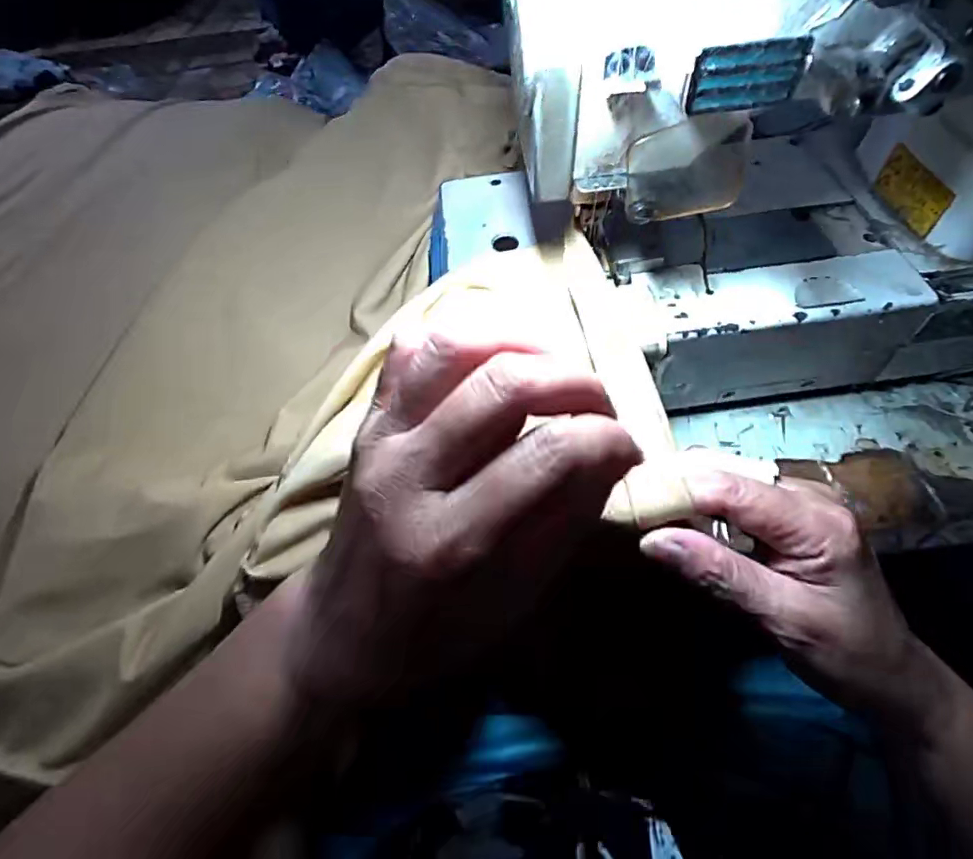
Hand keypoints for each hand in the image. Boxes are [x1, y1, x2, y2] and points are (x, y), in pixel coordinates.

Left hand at [283, 324, 641, 712]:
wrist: (344, 633)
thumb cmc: (439, 631)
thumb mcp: (519, 597)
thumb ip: (569, 517)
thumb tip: (616, 450)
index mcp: (451, 539)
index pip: (549, 453)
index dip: (607, 437)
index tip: (629, 446)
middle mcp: (407, 475)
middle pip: (504, 386)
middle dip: (576, 383)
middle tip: (602, 407)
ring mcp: (378, 438)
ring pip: (452, 349)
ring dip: (521, 345)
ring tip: (556, 370)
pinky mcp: (367, 420)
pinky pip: (410, 351)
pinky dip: (463, 339)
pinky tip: (497, 359)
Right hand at [639, 472, 943, 733]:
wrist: (893, 676)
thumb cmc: (846, 655)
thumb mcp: (780, 618)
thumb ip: (718, 573)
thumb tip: (654, 540)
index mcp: (816, 520)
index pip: (733, 488)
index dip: (680, 491)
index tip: (632, 503)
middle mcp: (812, 496)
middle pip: (731, 474)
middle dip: (681, 487)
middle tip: (633, 505)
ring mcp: (806, 501)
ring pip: (733, 481)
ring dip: (692, 496)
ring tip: (650, 512)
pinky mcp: (797, 514)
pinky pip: (744, 498)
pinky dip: (711, 509)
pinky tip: (687, 523)